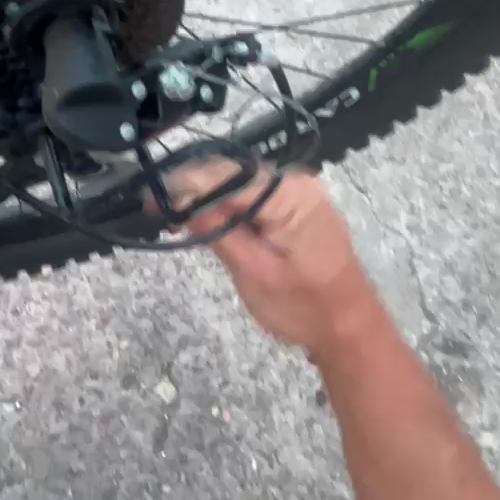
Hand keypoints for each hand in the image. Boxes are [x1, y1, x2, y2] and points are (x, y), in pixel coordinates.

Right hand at [169, 160, 385, 358]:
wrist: (349, 327)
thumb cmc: (302, 307)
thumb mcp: (254, 273)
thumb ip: (218, 231)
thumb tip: (181, 202)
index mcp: (290, 196)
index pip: (227, 176)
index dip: (185, 183)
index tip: (150, 196)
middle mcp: (296, 182)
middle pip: (233, 173)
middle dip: (193, 187)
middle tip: (156, 208)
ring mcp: (299, 192)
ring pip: (240, 182)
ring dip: (208, 196)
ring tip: (175, 216)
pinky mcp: (297, 205)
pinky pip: (254, 195)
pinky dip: (228, 204)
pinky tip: (206, 219)